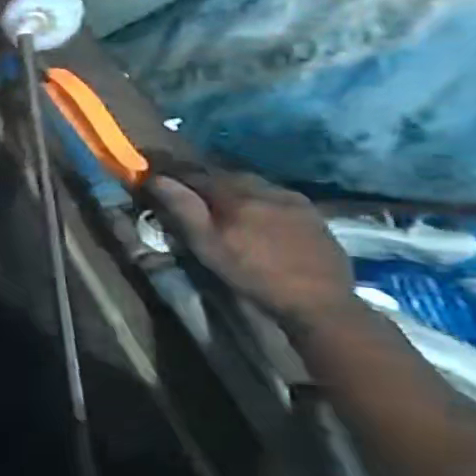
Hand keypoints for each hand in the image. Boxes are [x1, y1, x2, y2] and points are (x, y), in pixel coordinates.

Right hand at [144, 167, 355, 325]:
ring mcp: (293, 199)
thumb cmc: (253, 274)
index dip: (174, 177)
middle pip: (225, 175)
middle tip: (190, 197)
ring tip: (222, 206)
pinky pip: (275, 195)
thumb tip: (156, 178)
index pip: (195, 174)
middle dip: (204, 181)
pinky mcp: (312, 213)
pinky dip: (258, 199)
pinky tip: (257, 216)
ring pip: (252, 184)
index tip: (159, 183)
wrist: (319, 302)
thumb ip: (182, 208)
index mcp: (236, 194)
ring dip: (232, 189)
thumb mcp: (207, 245)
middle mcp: (265, 187)